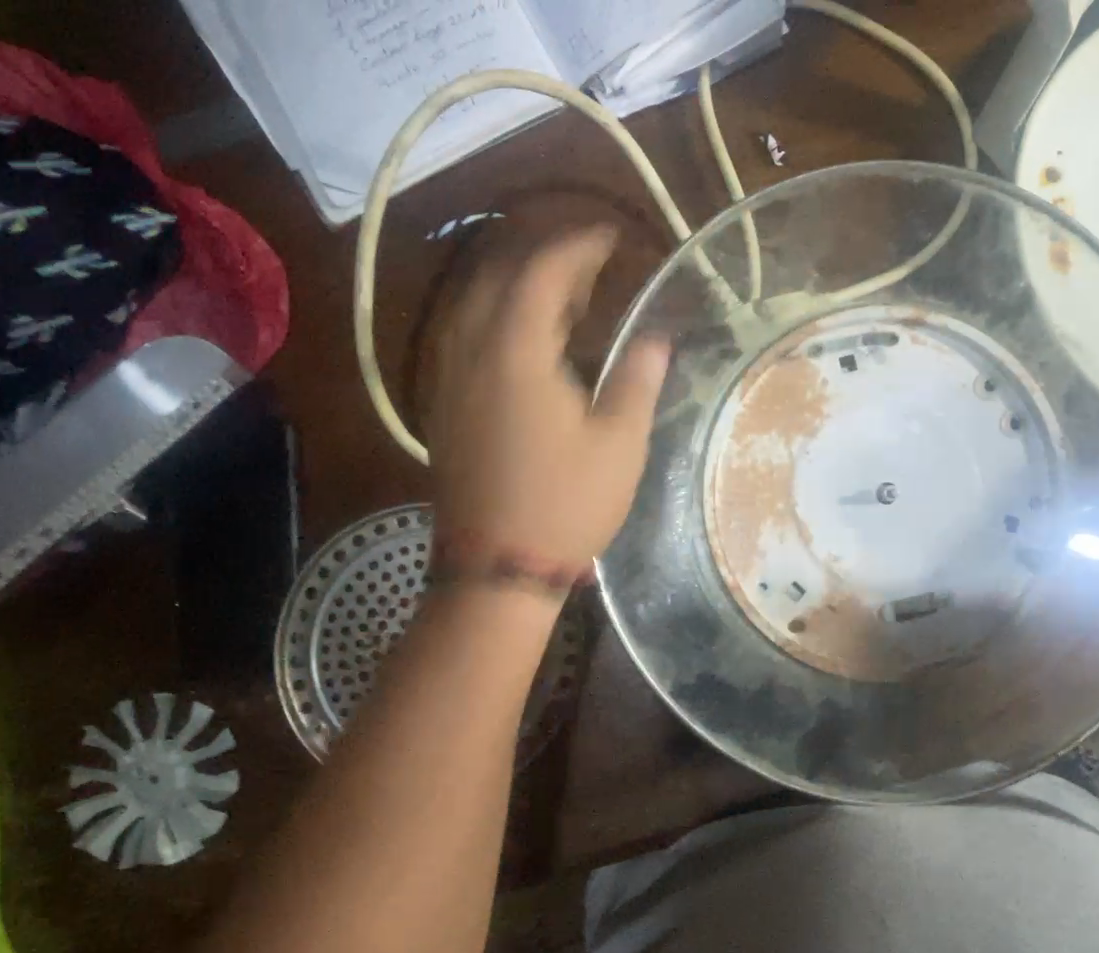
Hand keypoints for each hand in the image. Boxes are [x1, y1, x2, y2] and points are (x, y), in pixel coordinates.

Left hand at [427, 226, 668, 580]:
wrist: (497, 569)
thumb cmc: (566, 504)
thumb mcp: (619, 443)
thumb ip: (636, 379)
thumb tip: (656, 337)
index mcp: (515, 351)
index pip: (543, 271)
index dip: (579, 245)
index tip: (611, 237)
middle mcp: (471, 351)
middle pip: (500, 278)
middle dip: (547, 261)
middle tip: (593, 270)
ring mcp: (449, 379)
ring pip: (474, 306)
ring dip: (517, 289)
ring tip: (564, 304)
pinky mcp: (443, 406)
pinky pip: (463, 337)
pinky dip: (496, 321)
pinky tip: (524, 345)